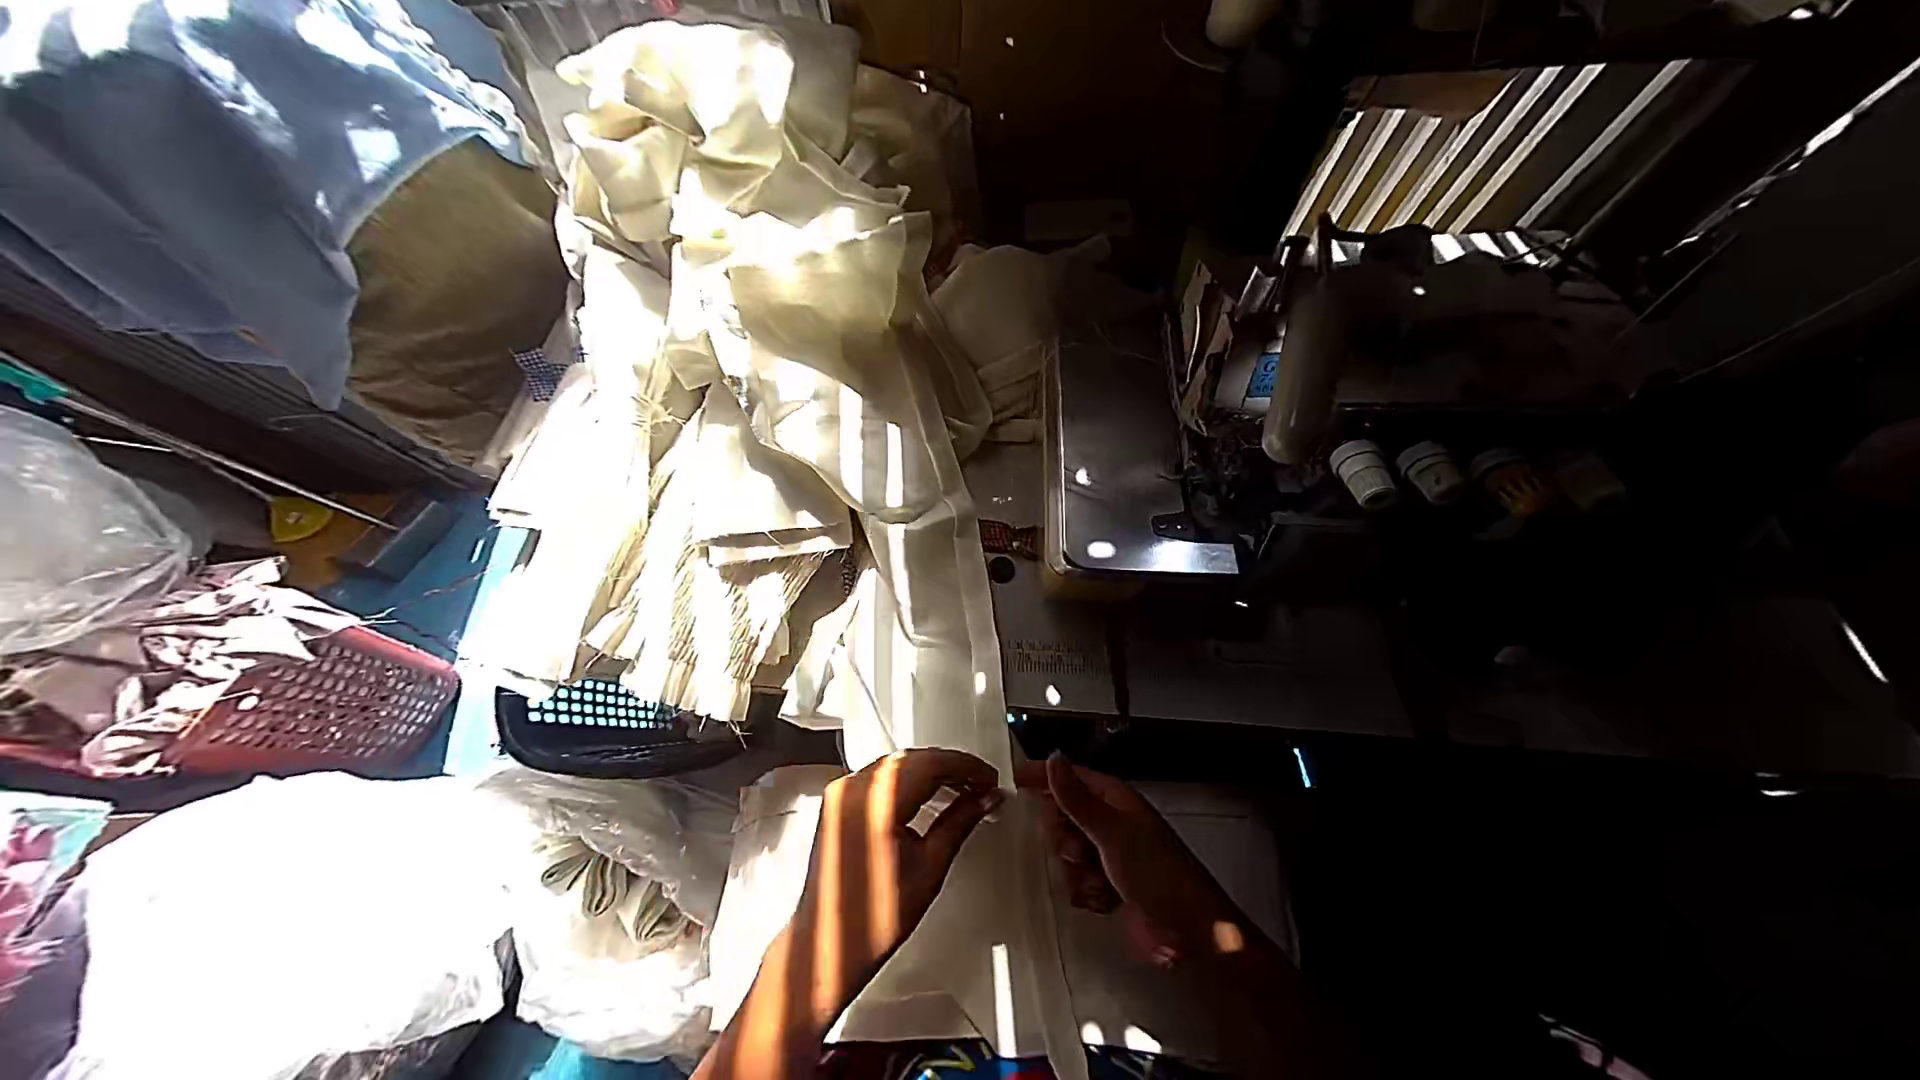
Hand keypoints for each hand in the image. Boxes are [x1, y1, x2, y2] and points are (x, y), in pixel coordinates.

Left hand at [797, 748, 1004, 987]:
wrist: (830, 944)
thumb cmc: (870, 921)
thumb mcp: (930, 867)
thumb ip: (960, 822)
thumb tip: (984, 799)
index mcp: (878, 802)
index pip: (933, 763)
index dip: (967, 767)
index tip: (988, 778)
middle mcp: (855, 789)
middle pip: (915, 759)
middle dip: (951, 767)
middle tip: (981, 784)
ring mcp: (842, 793)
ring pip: (898, 764)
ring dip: (931, 771)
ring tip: (961, 790)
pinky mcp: (837, 801)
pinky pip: (879, 776)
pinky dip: (908, 779)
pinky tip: (928, 795)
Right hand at [1019, 752, 1262, 969]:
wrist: (1187, 933)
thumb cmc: (1162, 874)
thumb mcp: (1112, 831)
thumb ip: (1076, 798)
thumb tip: (1053, 760)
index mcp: (1113, 799)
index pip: (1068, 777)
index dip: (1043, 777)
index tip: (1015, 779)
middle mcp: (1108, 823)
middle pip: (1059, 818)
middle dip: (1062, 838)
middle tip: (1078, 848)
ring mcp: (1106, 855)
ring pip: (1063, 854)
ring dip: (1076, 871)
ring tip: (1099, 878)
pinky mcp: (1105, 886)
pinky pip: (1073, 882)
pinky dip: (1085, 892)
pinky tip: (1106, 898)